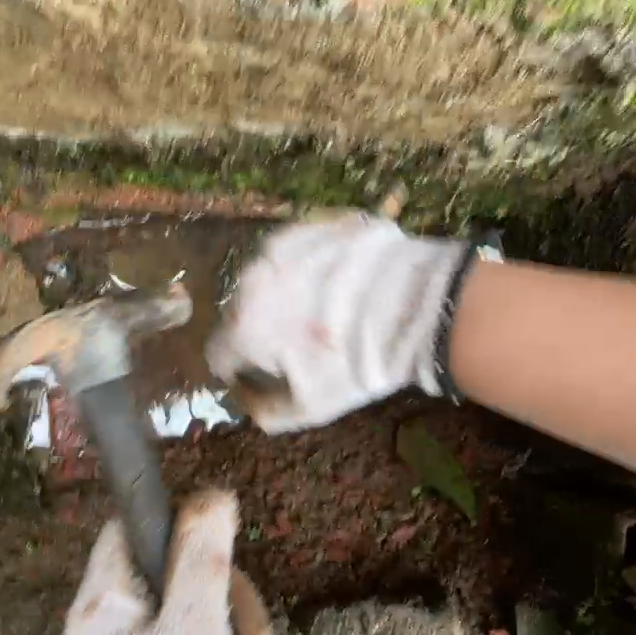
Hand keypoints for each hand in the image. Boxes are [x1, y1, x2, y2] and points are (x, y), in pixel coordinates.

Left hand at [63, 491, 242, 634]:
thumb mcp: (199, 629)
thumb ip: (201, 558)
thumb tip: (210, 495)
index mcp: (98, 607)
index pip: (128, 531)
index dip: (175, 531)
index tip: (218, 555)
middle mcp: (94, 628)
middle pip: (164, 573)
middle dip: (221, 599)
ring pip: (181, 611)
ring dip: (228, 633)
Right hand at [206, 214, 468, 431]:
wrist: (416, 306)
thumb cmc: (357, 364)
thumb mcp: (312, 407)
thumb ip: (267, 412)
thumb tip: (248, 403)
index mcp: (243, 324)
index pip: (219, 353)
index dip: (238, 370)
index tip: (263, 375)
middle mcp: (252, 277)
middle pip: (243, 310)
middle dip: (263, 327)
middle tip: (302, 342)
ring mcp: (285, 242)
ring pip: (272, 274)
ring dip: (286, 291)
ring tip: (327, 308)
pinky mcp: (318, 222)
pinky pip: (305, 248)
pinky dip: (316, 265)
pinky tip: (346, 282)